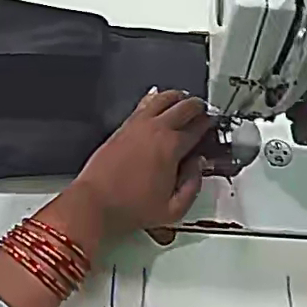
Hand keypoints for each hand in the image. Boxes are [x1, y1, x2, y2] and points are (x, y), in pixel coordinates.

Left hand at [38, 90, 210, 247]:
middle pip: (184, 106)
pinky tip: (158, 100)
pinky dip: (156, 99)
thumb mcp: (174, 210)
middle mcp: (156, 130)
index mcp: (172, 147)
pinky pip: (144, 104)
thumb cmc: (129, 207)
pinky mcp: (123, 127)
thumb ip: (193, 186)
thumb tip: (198, 167)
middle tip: (203, 111)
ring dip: (178, 97)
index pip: (198, 127)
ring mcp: (137, 125)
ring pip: (164, 97)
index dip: (209, 124)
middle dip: (198, 107)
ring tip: (184, 100)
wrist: (95, 203)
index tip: (212, 125)